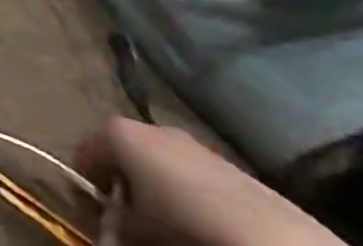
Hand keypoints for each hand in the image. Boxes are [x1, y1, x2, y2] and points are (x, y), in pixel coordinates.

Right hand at [75, 118, 343, 245]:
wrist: (279, 243)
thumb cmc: (185, 224)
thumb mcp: (136, 230)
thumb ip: (113, 224)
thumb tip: (109, 227)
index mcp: (116, 132)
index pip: (84, 155)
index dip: (87, 187)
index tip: (99, 216)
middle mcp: (149, 128)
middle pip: (123, 156)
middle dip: (124, 187)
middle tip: (133, 222)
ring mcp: (193, 144)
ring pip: (159, 166)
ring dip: (157, 192)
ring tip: (171, 228)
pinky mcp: (229, 165)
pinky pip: (193, 177)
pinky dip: (188, 196)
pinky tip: (205, 226)